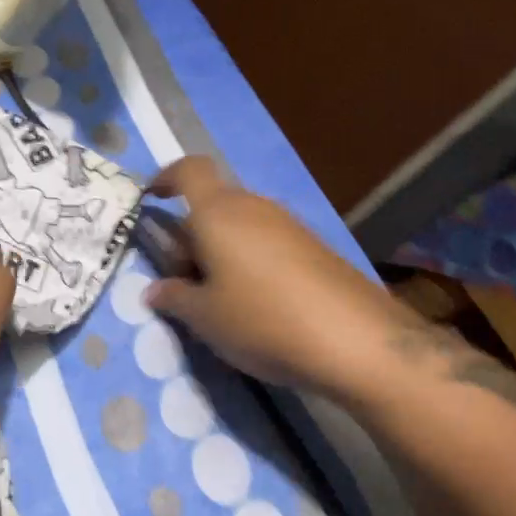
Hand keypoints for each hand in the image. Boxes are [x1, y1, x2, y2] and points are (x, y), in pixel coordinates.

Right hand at [142, 157, 411, 399]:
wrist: (364, 345)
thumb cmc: (264, 320)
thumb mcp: (204, 318)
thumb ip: (173, 297)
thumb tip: (155, 290)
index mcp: (217, 213)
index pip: (188, 170)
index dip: (166, 177)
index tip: (151, 200)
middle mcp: (254, 208)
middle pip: (213, 204)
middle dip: (192, 233)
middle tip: (184, 277)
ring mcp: (291, 227)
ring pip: (242, 226)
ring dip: (223, 250)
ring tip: (221, 298)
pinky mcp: (318, 250)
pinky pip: (270, 244)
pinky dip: (254, 263)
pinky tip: (260, 306)